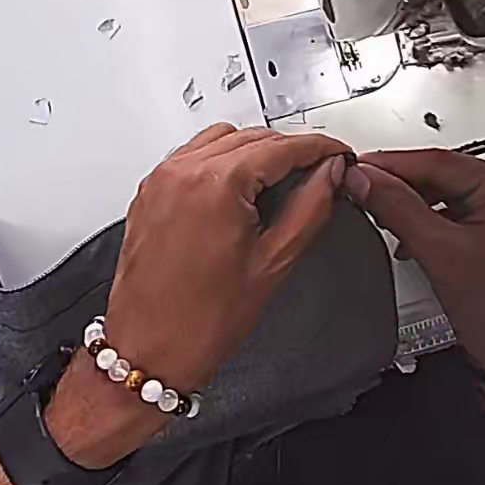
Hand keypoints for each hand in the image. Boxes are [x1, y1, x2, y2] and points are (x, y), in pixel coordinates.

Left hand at [45, 124, 351, 466]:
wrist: (149, 349)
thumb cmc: (200, 321)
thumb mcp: (274, 262)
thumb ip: (310, 207)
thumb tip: (328, 175)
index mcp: (216, 185)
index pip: (282, 146)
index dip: (319, 147)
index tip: (335, 154)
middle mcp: (182, 172)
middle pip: (252, 135)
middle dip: (290, 148)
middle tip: (317, 170)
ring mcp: (161, 180)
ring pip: (221, 138)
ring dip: (255, 149)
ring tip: (280, 180)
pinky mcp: (149, 191)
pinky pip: (192, 154)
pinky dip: (222, 158)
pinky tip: (239, 185)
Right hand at [345, 149, 484, 391]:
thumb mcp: (441, 255)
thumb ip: (397, 208)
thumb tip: (366, 179)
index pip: (438, 160)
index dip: (389, 164)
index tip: (355, 167)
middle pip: (442, 174)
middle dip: (398, 183)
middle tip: (359, 186)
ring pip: (446, 194)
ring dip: (411, 202)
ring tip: (378, 209)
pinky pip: (456, 212)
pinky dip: (427, 219)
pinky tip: (407, 232)